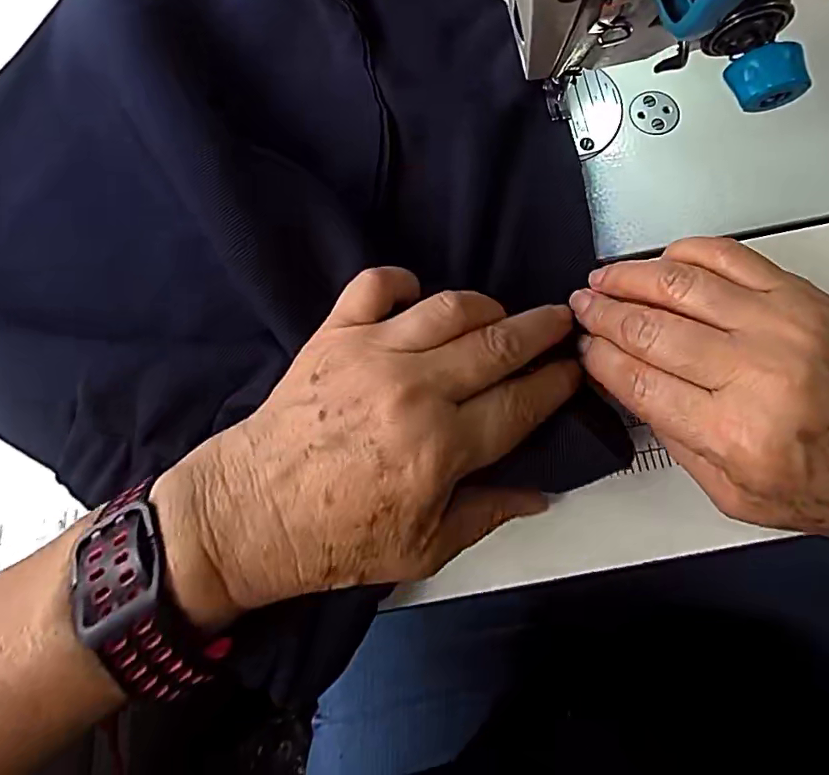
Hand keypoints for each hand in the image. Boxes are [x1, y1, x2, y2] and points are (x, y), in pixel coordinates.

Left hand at [152, 268, 579, 628]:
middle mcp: (413, 389)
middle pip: (498, 344)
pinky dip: (400, 280)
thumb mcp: (425, 548)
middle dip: (540, 330)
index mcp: (442, 447)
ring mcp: (370, 353)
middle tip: (558, 322)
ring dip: (484, 306)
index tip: (574, 369)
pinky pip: (374, 284)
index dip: (557, 382)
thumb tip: (539, 491)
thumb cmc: (337, 536)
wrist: (254, 508)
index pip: (522, 402)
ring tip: (497, 315)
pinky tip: (414, 292)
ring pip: (447, 308)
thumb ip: (487, 513)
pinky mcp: (332, 334)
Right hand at [570, 237, 828, 558]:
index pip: (636, 380)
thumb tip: (624, 379)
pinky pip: (725, 256)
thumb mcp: (737, 497)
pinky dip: (681, 253)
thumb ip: (674, 439)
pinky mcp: (802, 297)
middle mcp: (757, 374)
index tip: (580, 344)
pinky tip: (658, 263)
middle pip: (648, 328)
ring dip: (627, 276)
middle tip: (579, 305)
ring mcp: (782, 326)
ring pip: (676, 284)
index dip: (596, 356)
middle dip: (601, 313)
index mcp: (737, 436)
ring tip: (601, 279)